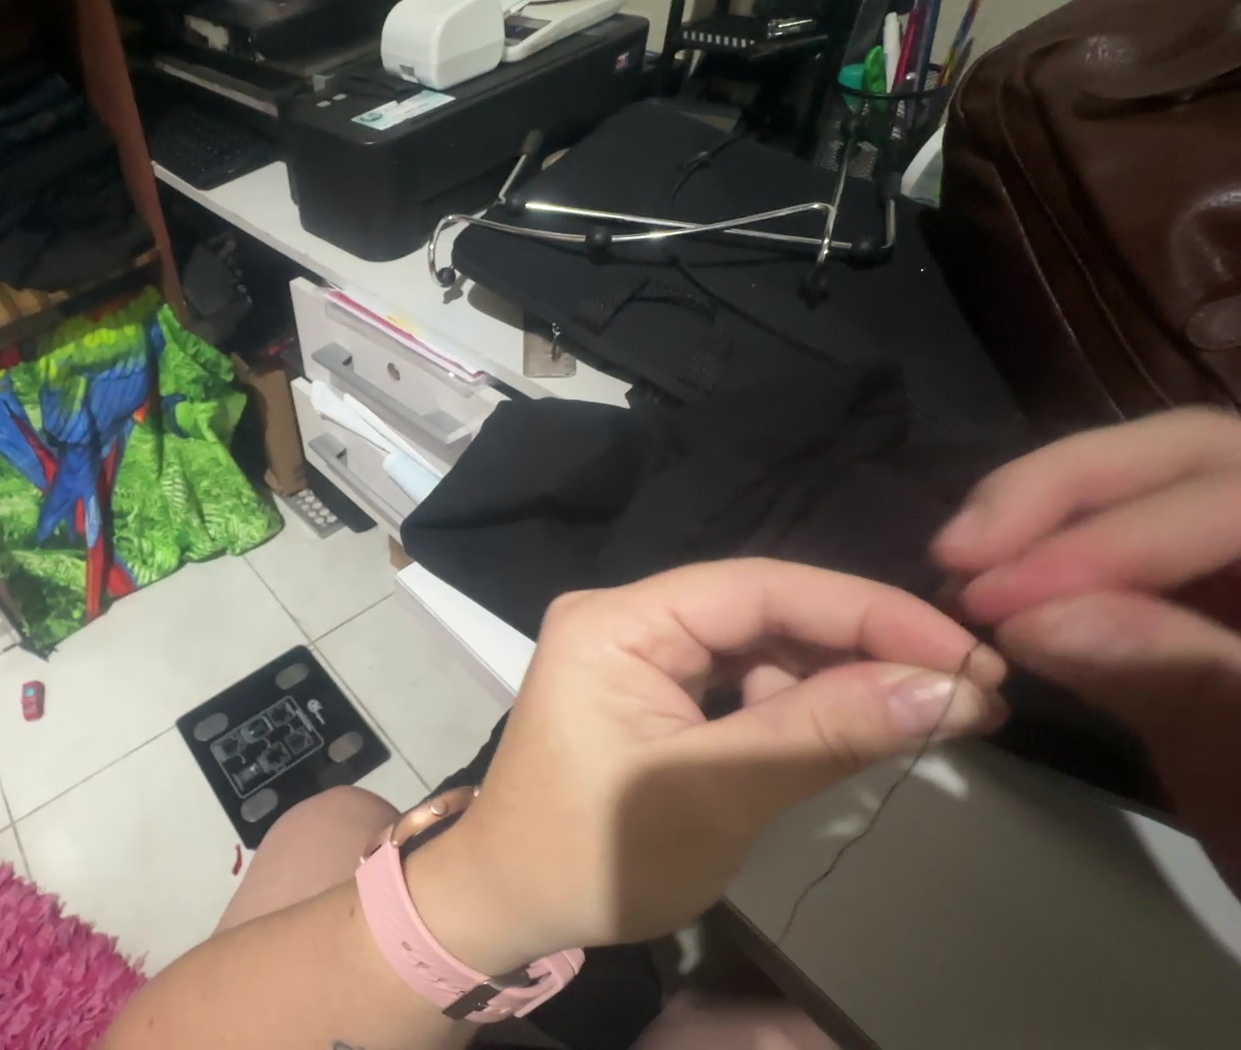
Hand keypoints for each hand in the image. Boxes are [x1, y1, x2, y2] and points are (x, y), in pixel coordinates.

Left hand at [407, 559, 1006, 973]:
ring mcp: (627, 652)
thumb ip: (824, 731)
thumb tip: (952, 687)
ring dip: (829, 673)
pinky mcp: (641, 687)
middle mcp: (618, 619)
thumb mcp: (715, 792)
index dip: (865, 610)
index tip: (970, 655)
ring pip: (751, 641)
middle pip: (755, 608)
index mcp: (613, 622)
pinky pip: (730, 676)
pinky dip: (790, 699)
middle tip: (966, 689)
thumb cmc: (594, 850)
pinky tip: (839, 727)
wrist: (512, 895)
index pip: (754, 587)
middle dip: (856, 642)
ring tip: (916, 713)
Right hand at [932, 406, 1240, 880]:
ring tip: (960, 568)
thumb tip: (1024, 620)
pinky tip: (987, 585)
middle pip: (1197, 456)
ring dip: (1037, 520)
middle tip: (956, 551)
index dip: (1114, 534)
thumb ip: (1180, 683)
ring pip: (1147, 486)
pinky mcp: (1210, 587)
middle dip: (1061, 494)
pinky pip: (1115, 538)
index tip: (992, 598)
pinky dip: (1041, 553)